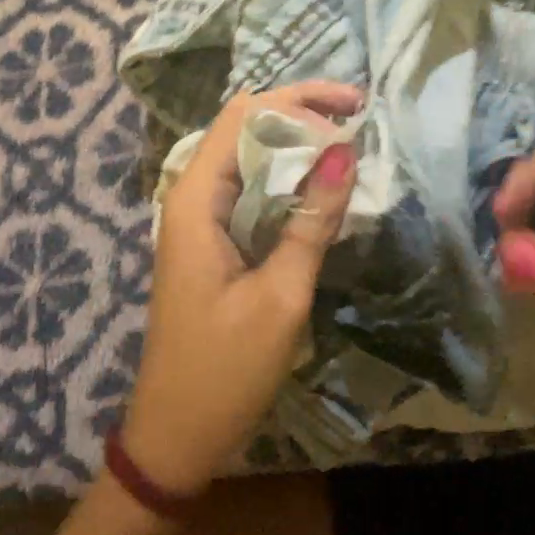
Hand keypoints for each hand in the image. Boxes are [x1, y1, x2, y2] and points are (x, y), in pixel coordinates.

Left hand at [120, 80, 362, 495]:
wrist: (176, 435)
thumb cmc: (224, 370)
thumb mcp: (280, 296)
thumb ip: (312, 221)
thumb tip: (345, 152)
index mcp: (195, 198)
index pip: (244, 115)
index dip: (298, 99)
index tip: (352, 109)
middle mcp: (191, 195)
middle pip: (246, 126)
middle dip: (301, 113)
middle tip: (359, 118)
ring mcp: (199, 218)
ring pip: (249, 157)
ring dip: (297, 144)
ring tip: (350, 142)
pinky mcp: (212, 240)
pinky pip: (250, 189)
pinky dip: (287, 178)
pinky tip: (322, 185)